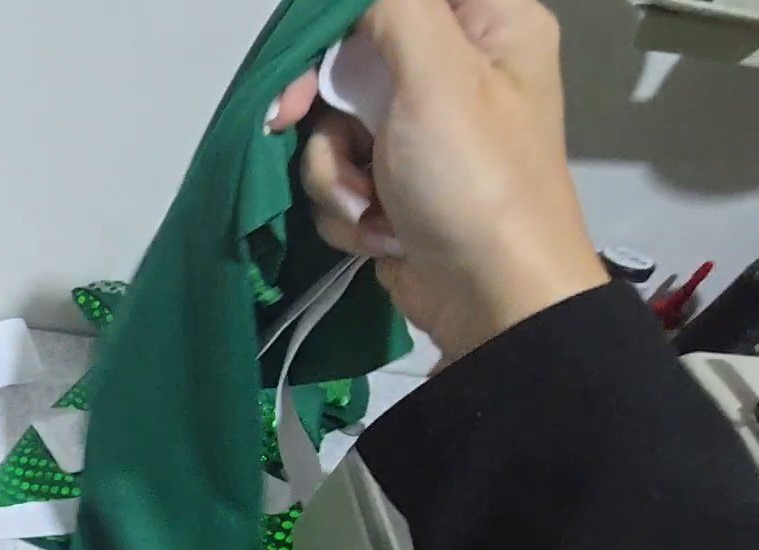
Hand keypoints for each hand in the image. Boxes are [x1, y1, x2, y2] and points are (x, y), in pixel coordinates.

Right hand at [277, 0, 609, 362]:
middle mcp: (447, 79)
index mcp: (482, 32)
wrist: (482, 288)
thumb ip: (396, 17)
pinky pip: (336, 185)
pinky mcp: (388, 188)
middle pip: (347, 79)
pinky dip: (346, 212)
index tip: (301, 82)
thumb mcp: (439, 80)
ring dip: (335, 182)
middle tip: (299, 136)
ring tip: (373, 210)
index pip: (388, 8)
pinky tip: (379, 231)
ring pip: (331, 141)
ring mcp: (413, 140)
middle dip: (326, 130)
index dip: (334, 37)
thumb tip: (357, 3)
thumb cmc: (473, 178)